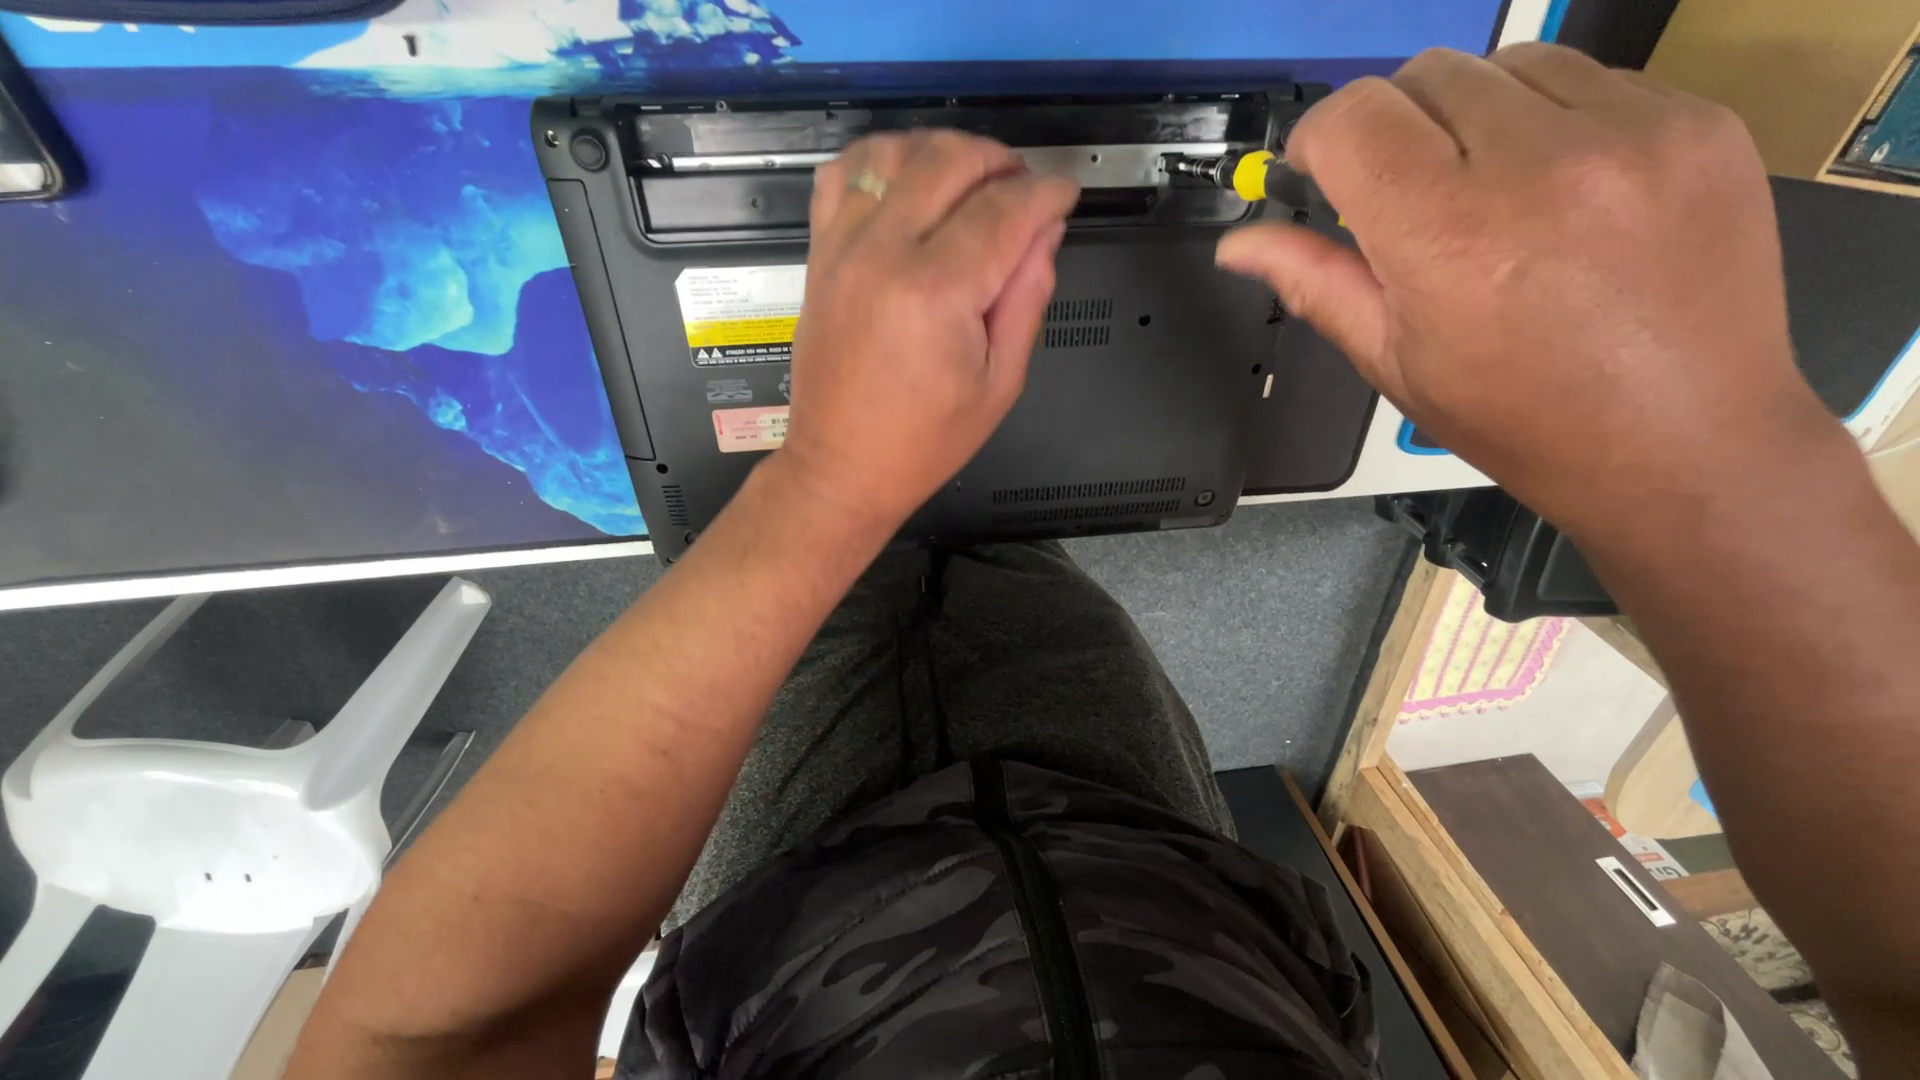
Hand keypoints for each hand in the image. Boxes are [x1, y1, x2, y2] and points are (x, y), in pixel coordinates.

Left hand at [776, 131, 1079, 529]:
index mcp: (935, 294)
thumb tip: (1044, 235)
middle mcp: (882, 257)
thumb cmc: (916, 442)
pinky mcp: (822, 255)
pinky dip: (881, 159)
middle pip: (950, 161)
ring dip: (943, 150)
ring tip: (972, 178)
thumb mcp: (1000, 382)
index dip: (1046, 194)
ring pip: (895, 151)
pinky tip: (909, 178)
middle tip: (1025, 186)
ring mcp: (844, 250)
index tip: (1062, 196)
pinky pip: (844, 173)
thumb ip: (1028, 297)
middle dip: (1001, 161)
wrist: (842, 467)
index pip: (1005, 209)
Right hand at [1216, 45, 1839, 534]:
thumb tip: (1240, 244)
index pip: (1352, 118)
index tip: (1322, 172)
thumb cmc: (1520, 415)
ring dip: (1470, 112)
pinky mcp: (1694, 121)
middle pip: (1423, 76)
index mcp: (1448, 236)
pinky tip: (1551, 187)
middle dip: (1391, 126)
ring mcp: (1631, 133)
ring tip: (1483, 187)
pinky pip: (1588, 78)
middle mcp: (1540, 166)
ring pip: (1505, 63)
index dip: (1318, 139)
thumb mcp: (1391, 359)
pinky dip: (1547, 118)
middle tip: (1402, 193)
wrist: (1676, 436)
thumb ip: (1312, 281)